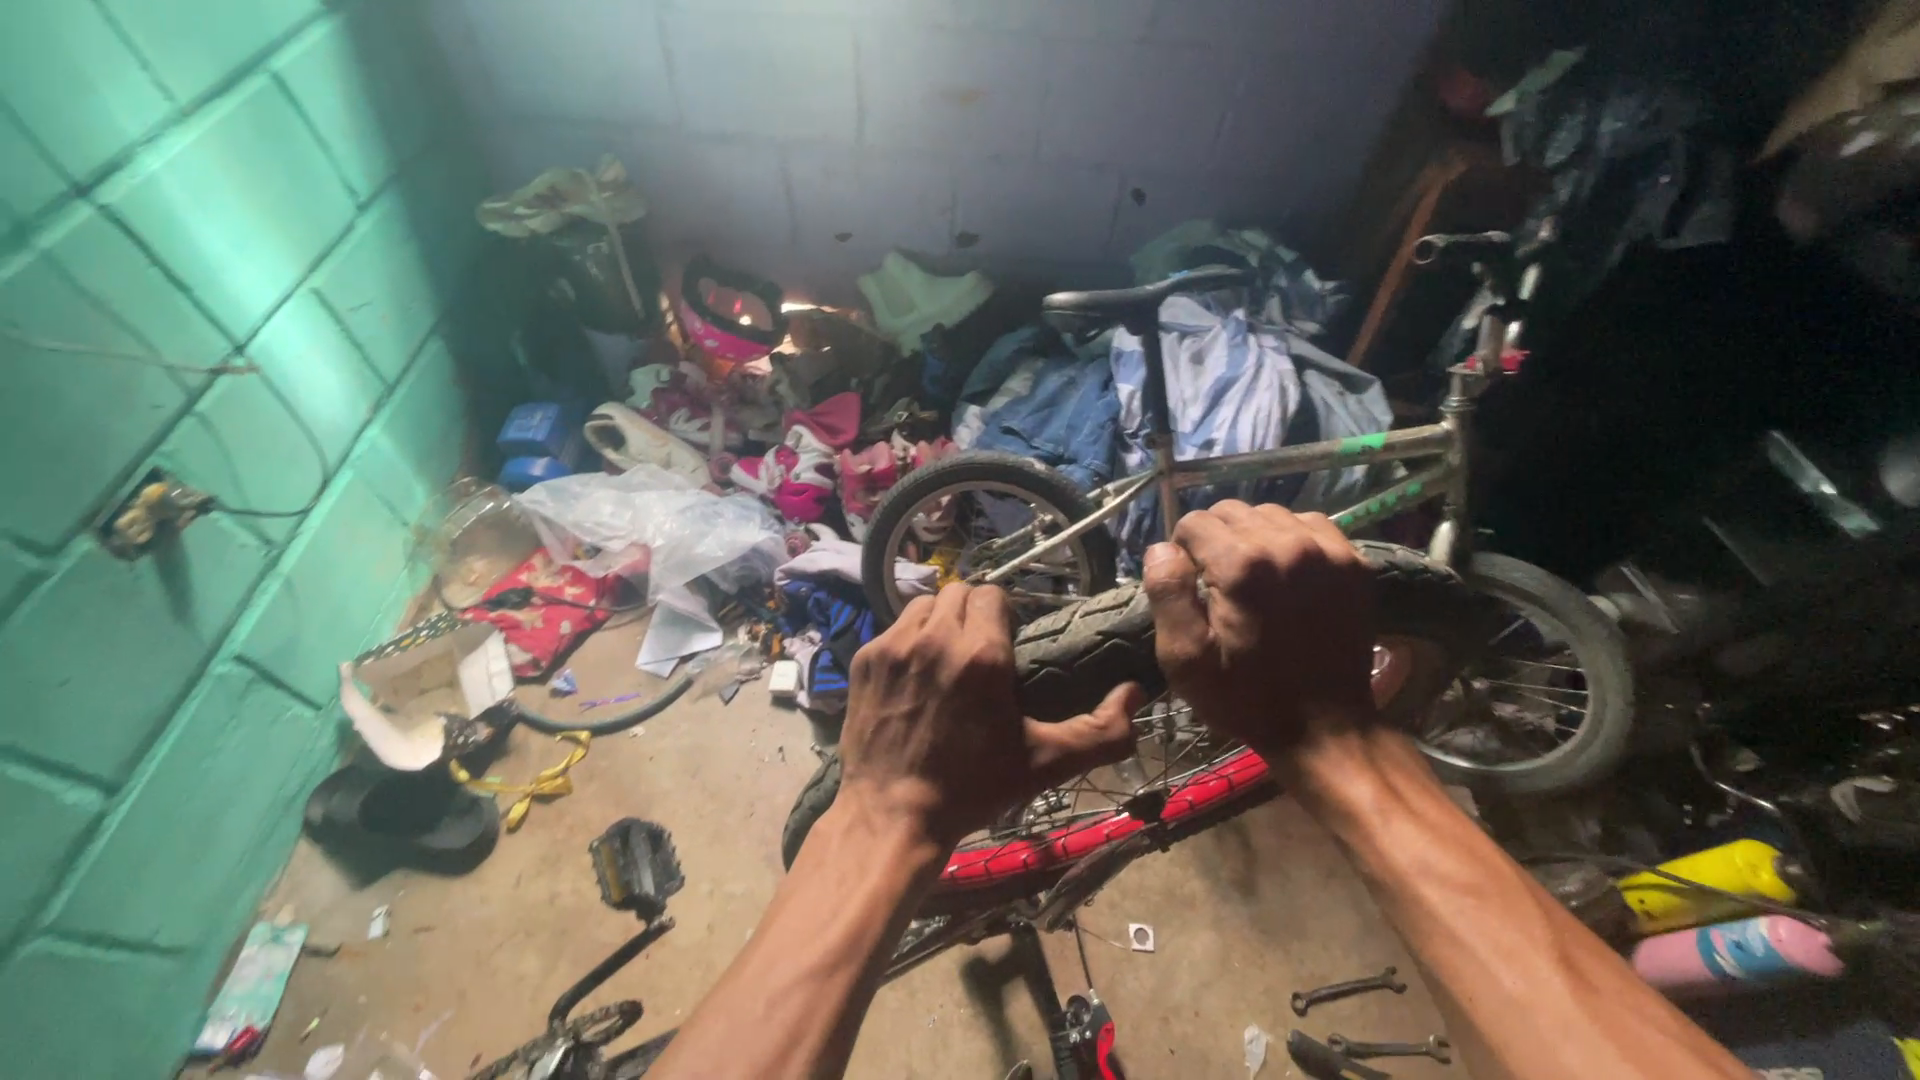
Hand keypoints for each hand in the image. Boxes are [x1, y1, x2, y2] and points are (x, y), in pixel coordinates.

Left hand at [839, 584, 1143, 848]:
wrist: (893, 814)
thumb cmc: (973, 789)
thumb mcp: (1045, 764)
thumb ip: (1102, 732)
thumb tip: (1135, 693)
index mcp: (982, 656)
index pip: (995, 595)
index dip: (1005, 616)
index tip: (1007, 647)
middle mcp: (935, 638)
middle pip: (960, 592)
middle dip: (974, 614)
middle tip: (979, 652)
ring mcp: (894, 646)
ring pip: (924, 604)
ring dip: (940, 621)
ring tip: (946, 657)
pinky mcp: (866, 659)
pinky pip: (894, 628)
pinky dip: (909, 641)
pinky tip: (915, 676)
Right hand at [1141, 502, 1377, 770]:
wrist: (1324, 726)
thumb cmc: (1244, 697)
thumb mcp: (1185, 659)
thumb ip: (1167, 594)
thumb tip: (1162, 549)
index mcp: (1242, 567)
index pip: (1195, 522)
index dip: (1182, 551)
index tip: (1190, 585)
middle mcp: (1287, 545)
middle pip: (1232, 511)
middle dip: (1214, 539)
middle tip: (1216, 582)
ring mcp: (1327, 552)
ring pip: (1271, 514)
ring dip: (1252, 536)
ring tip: (1252, 576)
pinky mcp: (1353, 564)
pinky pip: (1311, 524)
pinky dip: (1291, 538)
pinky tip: (1285, 571)